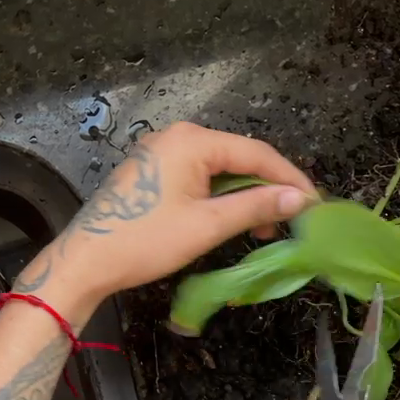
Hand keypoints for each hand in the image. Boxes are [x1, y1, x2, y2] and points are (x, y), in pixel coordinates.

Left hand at [14, 122, 315, 315]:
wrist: (85, 262)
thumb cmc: (144, 242)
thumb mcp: (207, 226)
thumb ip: (256, 207)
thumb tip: (300, 198)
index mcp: (191, 141)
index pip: (257, 153)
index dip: (290, 179)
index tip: (315, 204)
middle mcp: (175, 138)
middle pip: (237, 158)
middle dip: (265, 190)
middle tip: (287, 222)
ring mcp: (159, 154)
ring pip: (216, 170)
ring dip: (240, 198)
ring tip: (258, 230)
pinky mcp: (149, 173)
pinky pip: (195, 178)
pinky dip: (215, 198)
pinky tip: (227, 221)